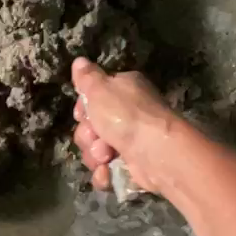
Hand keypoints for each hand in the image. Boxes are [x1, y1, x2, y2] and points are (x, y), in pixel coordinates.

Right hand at [71, 57, 185, 195]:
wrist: (156, 151)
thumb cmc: (126, 115)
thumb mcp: (100, 88)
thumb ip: (87, 76)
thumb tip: (79, 61)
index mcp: (123, 90)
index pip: (93, 97)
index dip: (83, 109)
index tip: (82, 115)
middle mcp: (128, 114)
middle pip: (91, 127)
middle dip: (88, 135)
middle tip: (96, 136)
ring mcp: (131, 141)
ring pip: (96, 150)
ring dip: (95, 155)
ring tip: (106, 155)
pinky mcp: (132, 165)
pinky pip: (107, 171)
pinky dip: (105, 174)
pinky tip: (107, 172)